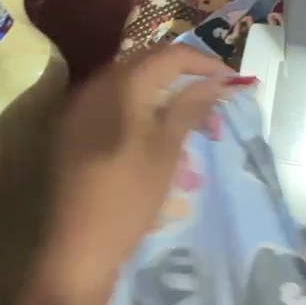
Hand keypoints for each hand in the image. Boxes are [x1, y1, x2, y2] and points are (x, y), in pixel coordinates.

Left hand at [37, 44, 236, 302]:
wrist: (76, 248)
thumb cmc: (128, 198)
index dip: (205, 63)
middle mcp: (93, 86)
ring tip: (191, 129)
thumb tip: (216, 81)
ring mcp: (78, 109)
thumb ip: (190, 107)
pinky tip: (159, 141)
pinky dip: (141, 113)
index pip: (169, 55)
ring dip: (164, 98)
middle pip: (148, 65)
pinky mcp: (72, 131)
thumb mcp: (167, 151)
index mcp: (118, 85)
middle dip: (185, 80)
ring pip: (130, 87)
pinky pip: (113, 107)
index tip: (233, 83)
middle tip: (215, 107)